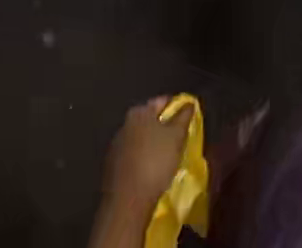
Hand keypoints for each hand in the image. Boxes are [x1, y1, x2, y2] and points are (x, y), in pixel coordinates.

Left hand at [100, 97, 193, 213]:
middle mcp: (124, 124)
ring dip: (152, 143)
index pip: (162, 101)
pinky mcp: (112, 166)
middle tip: (178, 137)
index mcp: (139, 112)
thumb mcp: (177, 137)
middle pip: (149, 119)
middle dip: (164, 126)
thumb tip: (189, 103)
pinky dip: (142, 157)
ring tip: (167, 155)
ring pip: (140, 138)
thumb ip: (184, 117)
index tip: (187, 117)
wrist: (128, 200)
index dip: (176, 107)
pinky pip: (133, 155)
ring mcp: (116, 145)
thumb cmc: (155, 162)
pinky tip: (151, 169)